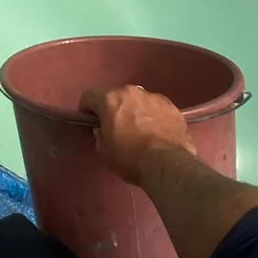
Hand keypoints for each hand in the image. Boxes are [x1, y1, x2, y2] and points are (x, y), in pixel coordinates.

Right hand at [79, 84, 195, 184]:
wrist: (169, 166)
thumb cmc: (131, 158)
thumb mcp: (105, 150)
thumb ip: (100, 133)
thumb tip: (103, 129)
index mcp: (109, 99)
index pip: (89, 96)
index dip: (87, 108)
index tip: (90, 120)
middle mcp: (129, 91)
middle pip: (115, 95)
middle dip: (113, 107)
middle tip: (117, 125)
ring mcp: (152, 96)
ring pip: (137, 99)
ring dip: (134, 109)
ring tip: (141, 128)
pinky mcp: (171, 106)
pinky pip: (156, 106)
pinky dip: (153, 115)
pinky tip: (157, 130)